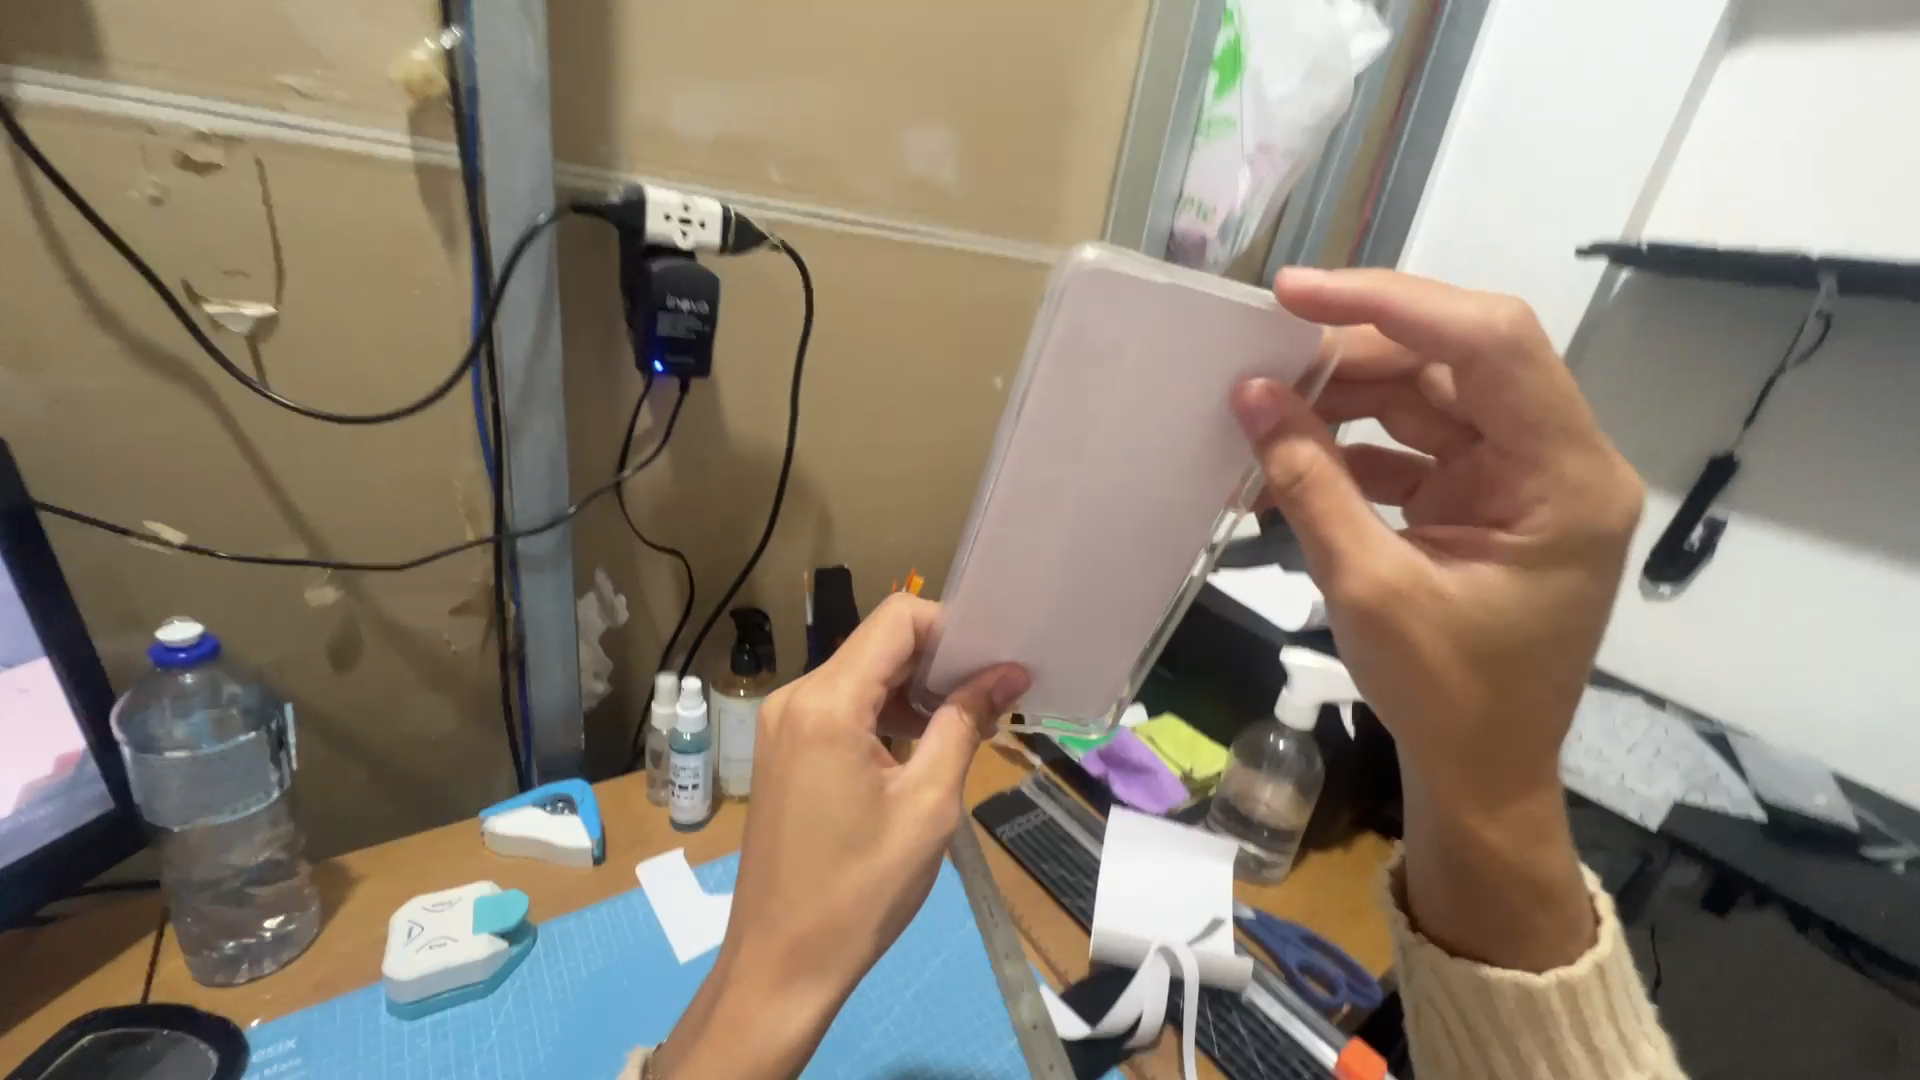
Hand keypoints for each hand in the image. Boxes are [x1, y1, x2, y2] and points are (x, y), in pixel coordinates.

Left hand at [652, 595, 1029, 1078]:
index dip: (951, 629)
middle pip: (878, 644)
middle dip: (938, 661)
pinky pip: (842, 706)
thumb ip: (965, 723)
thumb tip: (1008, 673)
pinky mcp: (782, 748)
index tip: (992, 662)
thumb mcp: (928, 804)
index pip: (898, 619)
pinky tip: (921, 746)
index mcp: (827, 702)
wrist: (780, 967)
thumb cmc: (861, 890)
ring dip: (914, 690)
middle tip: (991, 695)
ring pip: (861, 674)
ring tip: (966, 725)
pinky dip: (884, 714)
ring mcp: (783, 722)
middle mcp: (795, 697)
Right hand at [1234, 268, 1642, 969]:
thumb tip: (1250, 397)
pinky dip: (1344, 450)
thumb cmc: (1446, 694)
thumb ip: (1308, 483)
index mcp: (1563, 478)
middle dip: (1349, 359)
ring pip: (1423, 400)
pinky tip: (1286, 464)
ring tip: (1261, 417)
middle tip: (1259, 368)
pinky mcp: (1476, 502)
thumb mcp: (1368, 585)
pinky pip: (1407, 448)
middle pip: (1450, 364)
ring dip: (1339, 403)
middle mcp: (1552, 461)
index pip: (1490, 344)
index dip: (1391, 304)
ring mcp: (1514, 481)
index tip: (1295, 293)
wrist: (1480, 771)